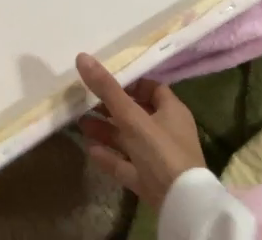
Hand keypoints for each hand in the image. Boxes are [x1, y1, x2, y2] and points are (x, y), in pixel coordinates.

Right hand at [75, 52, 205, 209]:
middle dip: (109, 108)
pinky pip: (127, 165)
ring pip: (129, 140)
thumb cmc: (161, 151)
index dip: (129, 83)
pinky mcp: (150, 181)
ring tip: (80, 123)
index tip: (104, 80)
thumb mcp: (132, 117)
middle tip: (85, 101)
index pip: (151, 89)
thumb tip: (82, 56)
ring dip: (106, 131)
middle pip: (136, 114)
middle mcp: (167, 133)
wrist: (181, 205)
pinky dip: (109, 157)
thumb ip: (107, 89)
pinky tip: (90, 150)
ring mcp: (159, 159)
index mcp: (172, 112)